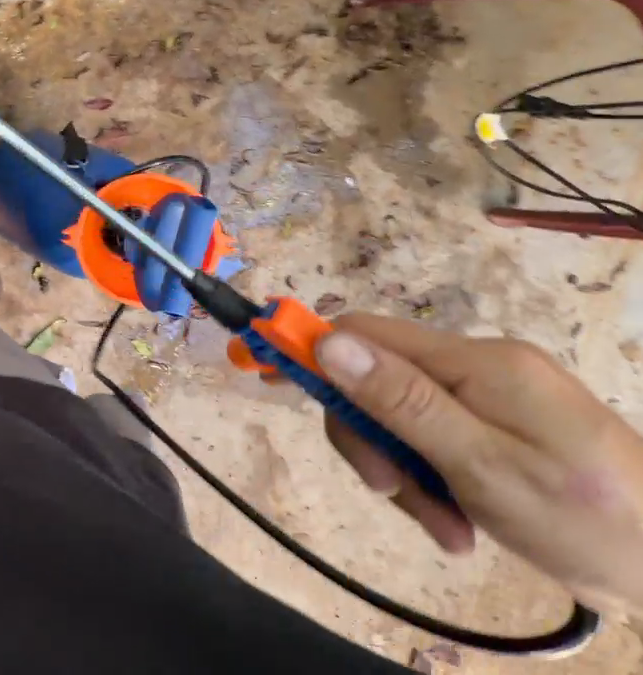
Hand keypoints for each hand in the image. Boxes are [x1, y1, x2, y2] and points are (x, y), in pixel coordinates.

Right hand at [316, 312, 642, 610]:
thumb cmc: (592, 523)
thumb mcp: (484, 467)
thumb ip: (402, 402)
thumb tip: (326, 343)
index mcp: (479, 363)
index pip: (362, 333)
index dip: (308, 351)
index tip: (265, 378)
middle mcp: (481, 365)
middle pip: (373, 379)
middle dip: (369, 440)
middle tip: (390, 493)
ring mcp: (492, 395)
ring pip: (396, 415)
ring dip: (401, 470)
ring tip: (442, 526)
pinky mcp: (498, 423)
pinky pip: (429, 435)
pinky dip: (429, 478)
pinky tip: (458, 520)